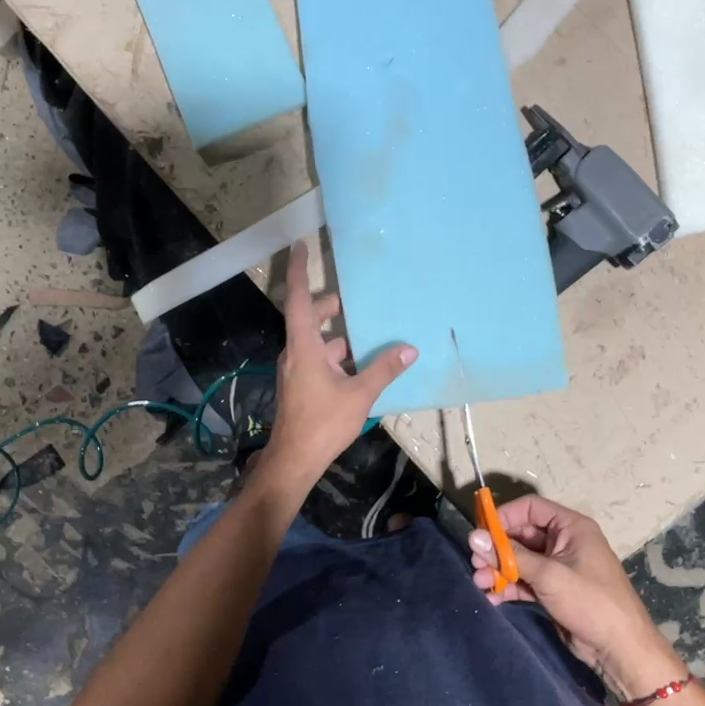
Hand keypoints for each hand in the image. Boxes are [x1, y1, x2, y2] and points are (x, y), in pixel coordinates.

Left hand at [264, 240, 416, 484]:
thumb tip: (410, 350)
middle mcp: (295, 353)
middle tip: (351, 300)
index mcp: (303, 347)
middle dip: (327, 307)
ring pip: (314, 342)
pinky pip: (317, 360)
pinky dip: (335, 356)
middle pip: (307, 318)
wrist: (295, 459)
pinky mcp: (299, 386)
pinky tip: (358, 365)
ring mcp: (295, 371)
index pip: (297, 298)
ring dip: (335, 336)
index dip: (298, 271)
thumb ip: (384, 369)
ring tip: (365, 334)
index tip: (299, 246)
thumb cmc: (323, 423)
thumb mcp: (359, 394)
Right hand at [469, 495, 685, 697]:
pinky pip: (524, 580)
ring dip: (498, 569)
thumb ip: (509, 555)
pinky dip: (508, 586)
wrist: (619, 648)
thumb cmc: (590, 601)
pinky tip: (492, 597)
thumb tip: (473, 537)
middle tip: (475, 562)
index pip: (531, 508)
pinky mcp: (553, 590)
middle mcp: (564, 542)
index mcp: (571, 527)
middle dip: (497, 548)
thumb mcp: (548, 575)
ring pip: (520, 559)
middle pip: (521, 534)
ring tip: (480, 582)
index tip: (481, 533)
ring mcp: (558, 567)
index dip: (504, 516)